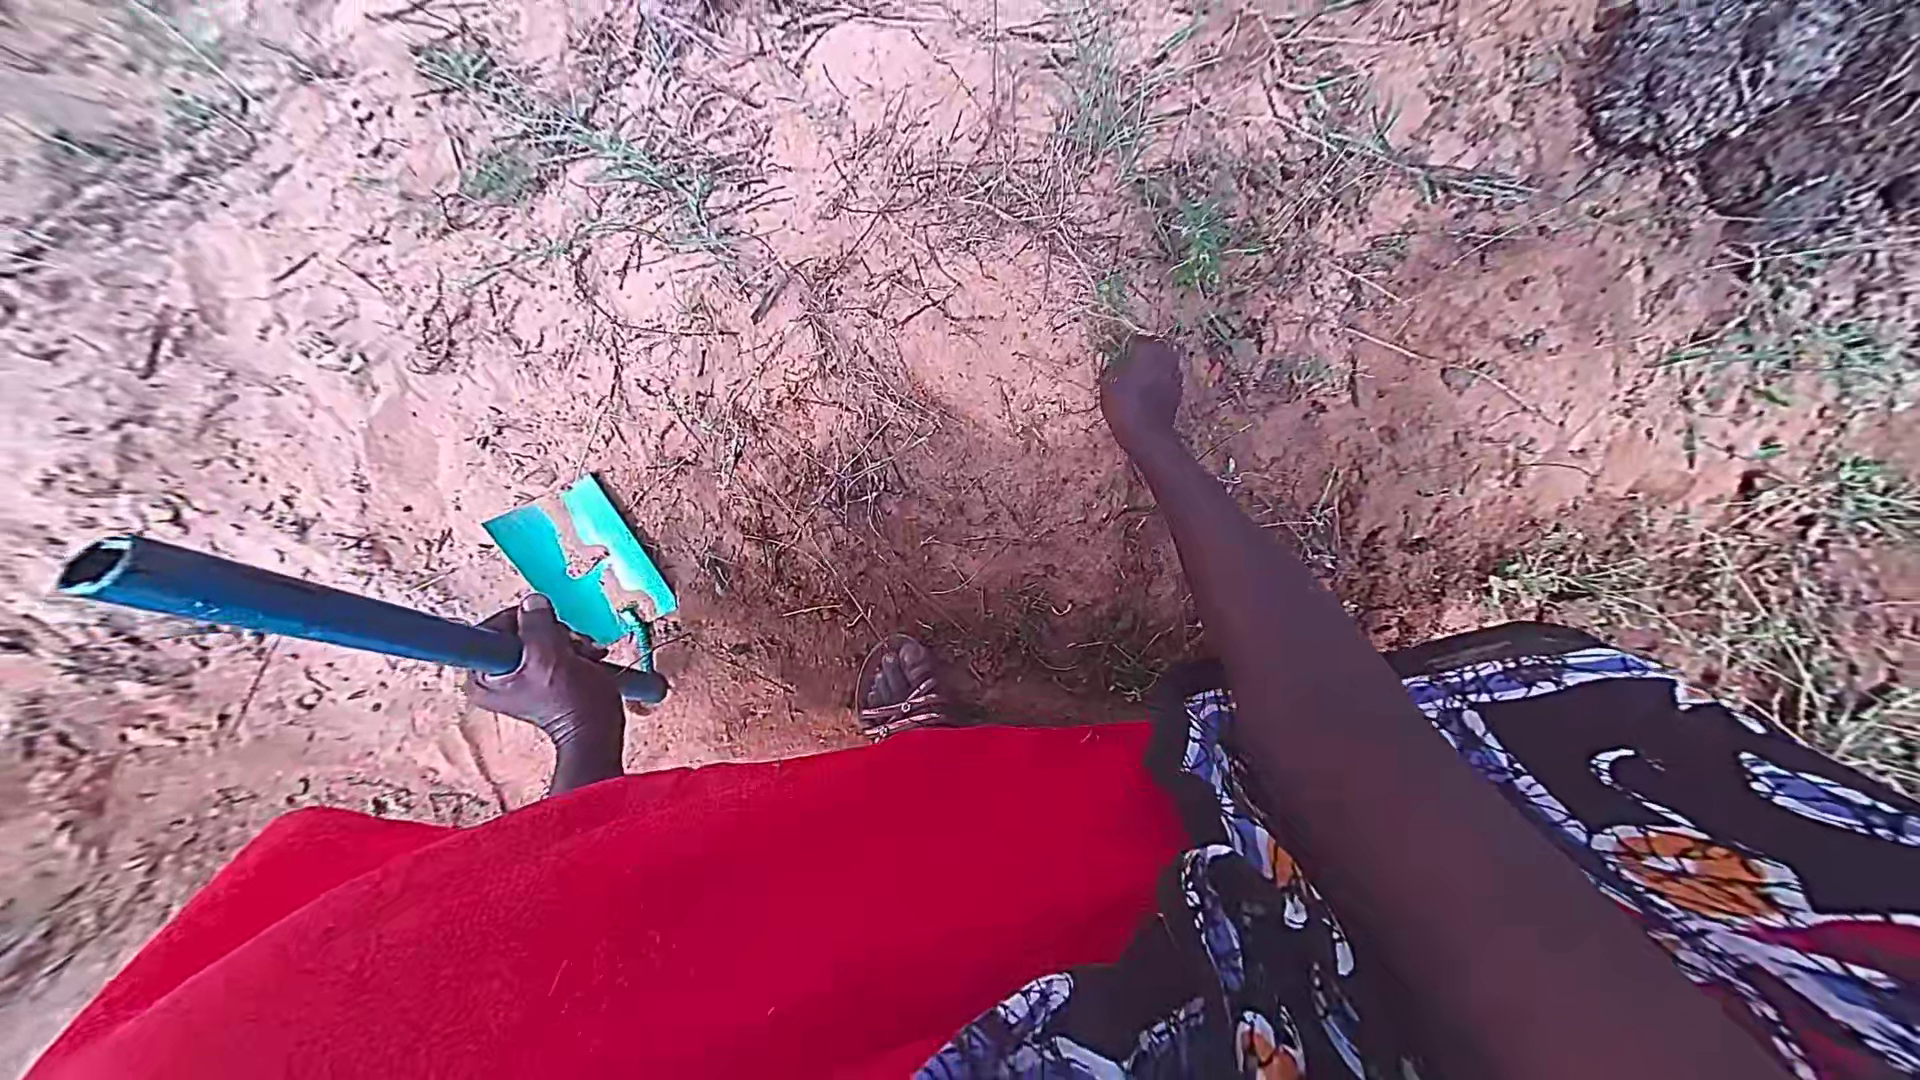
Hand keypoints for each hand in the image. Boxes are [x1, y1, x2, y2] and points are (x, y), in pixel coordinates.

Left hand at [465, 594, 623, 750]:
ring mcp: (521, 675)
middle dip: (553, 632)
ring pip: (542, 637)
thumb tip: (531, 601)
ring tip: (584, 652)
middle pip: (521, 631)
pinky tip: (587, 655)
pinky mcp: (543, 674)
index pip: (490, 629)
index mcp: (484, 676)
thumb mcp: (552, 658)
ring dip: (569, 639)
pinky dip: (574, 647)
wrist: (598, 726)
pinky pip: (555, 646)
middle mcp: (497, 675)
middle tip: (571, 643)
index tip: (544, 625)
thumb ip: (538, 626)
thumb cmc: (573, 701)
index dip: (519, 621)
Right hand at [1100, 336, 1184, 454]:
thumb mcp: (1107, 384)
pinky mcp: (1178, 390)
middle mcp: (1166, 356)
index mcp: (1148, 349)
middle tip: (1127, 364)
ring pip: (1163, 362)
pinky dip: (1158, 381)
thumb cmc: (1123, 406)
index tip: (1116, 354)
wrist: (1147, 435)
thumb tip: (1113, 359)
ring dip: (1152, 366)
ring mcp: (1175, 373)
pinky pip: (1167, 378)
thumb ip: (1111, 366)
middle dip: (1142, 353)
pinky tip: (1147, 392)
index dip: (1125, 346)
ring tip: (1137, 378)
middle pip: (1154, 347)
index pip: (1136, 338)